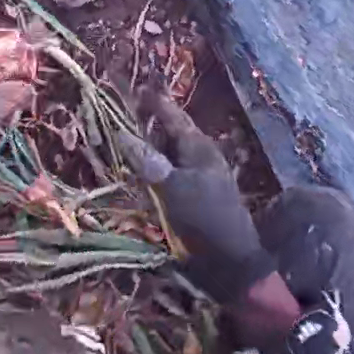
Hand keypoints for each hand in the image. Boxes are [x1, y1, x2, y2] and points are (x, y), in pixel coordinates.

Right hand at [117, 90, 274, 305]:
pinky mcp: (197, 197)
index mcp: (199, 149)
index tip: (138, 89)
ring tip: (129, 142)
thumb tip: (122, 133)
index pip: (174, 117)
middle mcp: (202, 158)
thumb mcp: (172, 188)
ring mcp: (201, 178)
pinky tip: (143, 175)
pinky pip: (172, 173)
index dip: (156, 103)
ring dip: (152, 148)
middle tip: (126, 115)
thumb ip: (148, 161)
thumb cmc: (204, 220)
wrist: (232, 263)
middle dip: (151, 124)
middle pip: (172, 134)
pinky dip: (156, 169)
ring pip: (171, 154)